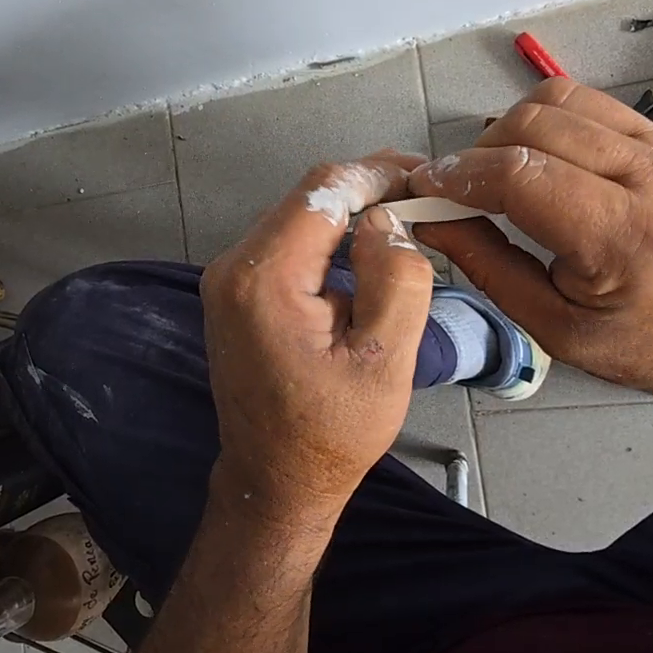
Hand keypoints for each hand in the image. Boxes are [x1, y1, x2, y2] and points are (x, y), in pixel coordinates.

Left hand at [201, 152, 434, 524]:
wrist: (275, 480)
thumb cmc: (332, 432)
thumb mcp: (384, 361)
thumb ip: (396, 279)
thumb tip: (388, 220)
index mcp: (263, 279)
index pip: (322, 191)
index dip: (377, 173)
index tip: (423, 176)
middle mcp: (232, 268)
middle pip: (307, 198)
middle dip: (367, 189)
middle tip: (422, 194)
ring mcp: (228, 279)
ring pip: (298, 217)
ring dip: (351, 213)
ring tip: (405, 218)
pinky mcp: (237, 292)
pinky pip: (288, 243)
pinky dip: (330, 238)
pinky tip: (367, 249)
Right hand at [408, 78, 652, 405]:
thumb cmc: (643, 345)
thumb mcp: (553, 326)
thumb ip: (487, 265)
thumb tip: (432, 219)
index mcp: (623, 236)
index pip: (521, 174)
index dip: (459, 175)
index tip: (425, 188)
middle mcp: (651, 176)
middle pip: (535, 123)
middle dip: (477, 151)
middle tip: (455, 187)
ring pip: (559, 99)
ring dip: (510, 128)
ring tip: (496, 171)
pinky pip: (589, 103)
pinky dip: (547, 122)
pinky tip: (537, 160)